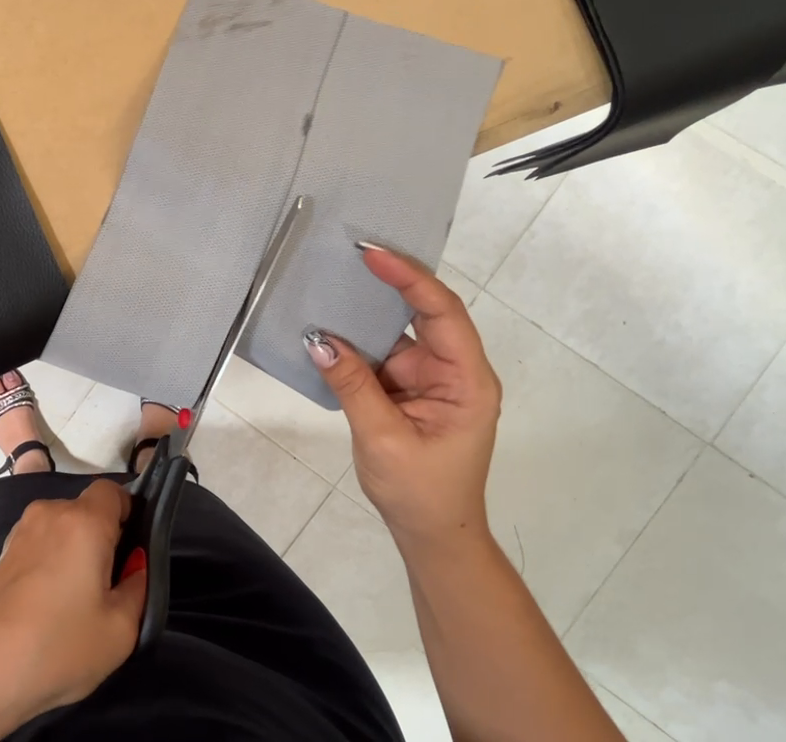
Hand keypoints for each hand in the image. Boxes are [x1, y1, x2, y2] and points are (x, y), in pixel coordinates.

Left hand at [0, 480, 146, 728]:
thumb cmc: (60, 646)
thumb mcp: (120, 628)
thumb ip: (139, 586)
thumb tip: (136, 563)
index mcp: (82, 521)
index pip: (112, 491)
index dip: (130, 513)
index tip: (135, 550)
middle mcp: (48, 513)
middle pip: (86, 510)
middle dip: (104, 537)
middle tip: (112, 585)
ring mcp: (20, 531)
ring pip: (62, 528)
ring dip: (76, 551)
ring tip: (79, 601)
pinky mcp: (2, 553)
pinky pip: (41, 544)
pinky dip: (52, 561)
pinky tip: (51, 604)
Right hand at [305, 246, 500, 551]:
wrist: (432, 534)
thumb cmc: (420, 491)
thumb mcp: (382, 437)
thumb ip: (353, 384)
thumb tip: (318, 339)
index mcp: (467, 381)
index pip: (442, 314)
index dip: (410, 280)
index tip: (372, 255)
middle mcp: (453, 371)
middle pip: (425, 313)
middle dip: (391, 281)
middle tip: (350, 251)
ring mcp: (430, 379)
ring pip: (398, 331)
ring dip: (367, 310)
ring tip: (333, 277)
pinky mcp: (407, 389)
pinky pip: (381, 353)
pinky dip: (356, 339)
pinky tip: (330, 322)